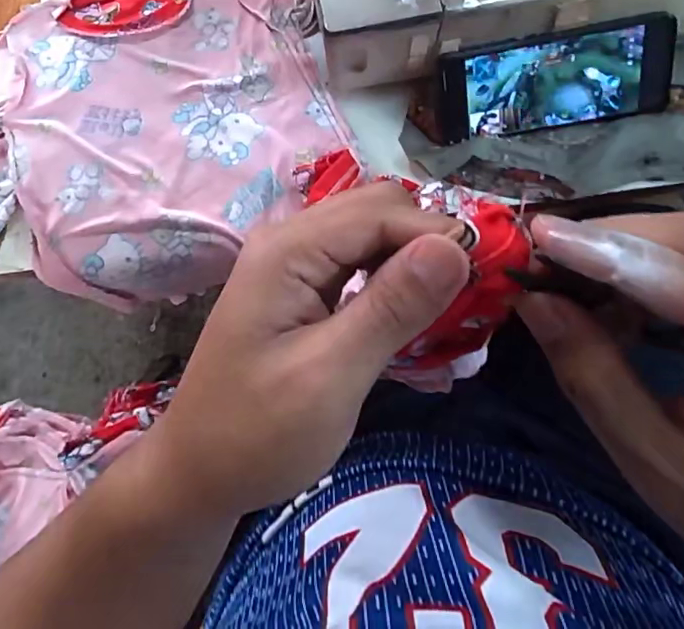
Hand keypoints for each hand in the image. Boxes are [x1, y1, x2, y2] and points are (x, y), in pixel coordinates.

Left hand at [146, 182, 471, 517]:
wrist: (197, 474)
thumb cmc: (258, 435)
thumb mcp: (331, 376)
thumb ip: (392, 307)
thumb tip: (454, 245)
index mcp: (288, 249)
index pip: (379, 212)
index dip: (436, 233)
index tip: (486, 275)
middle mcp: (289, 237)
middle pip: (376, 209)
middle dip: (427, 239)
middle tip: (469, 292)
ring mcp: (292, 258)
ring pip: (370, 229)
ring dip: (413, 254)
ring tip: (449, 299)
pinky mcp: (301, 282)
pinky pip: (357, 257)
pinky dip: (392, 272)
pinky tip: (411, 304)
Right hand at [518, 213, 683, 628]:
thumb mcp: (661, 473)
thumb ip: (596, 381)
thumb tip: (535, 298)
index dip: (628, 256)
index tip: (546, 238)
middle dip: (625, 237)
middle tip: (551, 246)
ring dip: (645, 244)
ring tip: (584, 267)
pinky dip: (674, 260)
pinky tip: (637, 284)